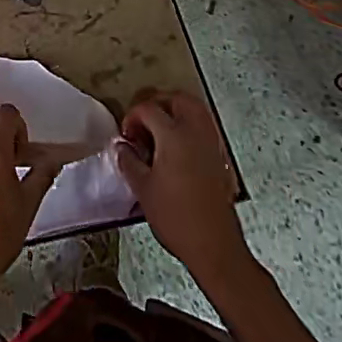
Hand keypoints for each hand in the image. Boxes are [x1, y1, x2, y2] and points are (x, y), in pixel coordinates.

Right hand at [114, 91, 249, 279]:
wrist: (212, 243)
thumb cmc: (176, 217)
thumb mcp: (143, 189)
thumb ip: (129, 162)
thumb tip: (121, 147)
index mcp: (173, 135)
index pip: (149, 109)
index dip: (132, 117)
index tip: (126, 134)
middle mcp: (195, 131)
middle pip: (177, 99)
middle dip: (157, 104)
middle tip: (143, 123)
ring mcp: (211, 142)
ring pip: (195, 109)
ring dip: (176, 112)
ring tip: (159, 132)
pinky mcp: (220, 156)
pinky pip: (204, 126)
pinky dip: (189, 126)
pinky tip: (177, 148)